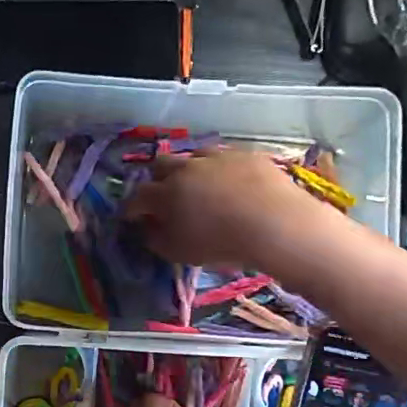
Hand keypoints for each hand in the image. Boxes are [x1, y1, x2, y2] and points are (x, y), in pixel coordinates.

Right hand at [124, 149, 327, 269]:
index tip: (132, 218)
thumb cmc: (220, 243)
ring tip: (200, 187)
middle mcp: (186, 168)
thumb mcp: (179, 252)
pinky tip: (231, 184)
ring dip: (189, 170)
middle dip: (156, 179)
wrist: (274, 222)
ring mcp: (216, 157)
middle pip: (160, 165)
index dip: (131, 208)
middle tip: (164, 196)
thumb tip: (146, 229)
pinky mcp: (245, 154)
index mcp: (164, 193)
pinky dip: (220, 170)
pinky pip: (225, 158)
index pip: (137, 197)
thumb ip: (155, 239)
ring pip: (193, 156)